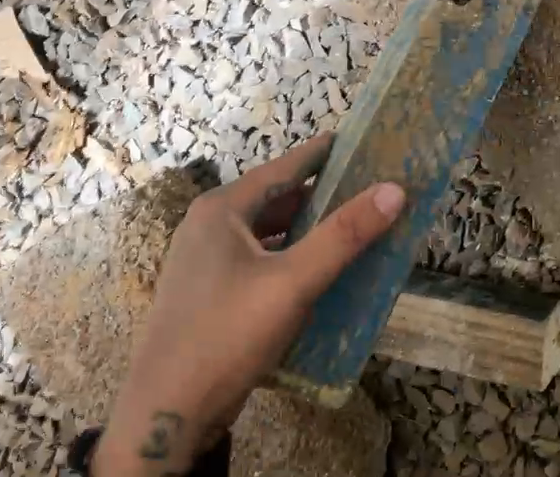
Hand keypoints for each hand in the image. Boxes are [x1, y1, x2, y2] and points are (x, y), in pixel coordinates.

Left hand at [91, 135, 405, 475]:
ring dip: (312, 229)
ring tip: (360, 226)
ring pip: (272, 232)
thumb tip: (395, 190)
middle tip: (375, 189)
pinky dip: (295, 257)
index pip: (286, 166)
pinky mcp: (211, 293)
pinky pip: (263, 259)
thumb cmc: (225, 335)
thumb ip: (344, 235)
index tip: (368, 142)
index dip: (328, 153)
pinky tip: (325, 269)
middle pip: (279, 198)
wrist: (164, 418)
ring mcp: (207, 262)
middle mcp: (210, 226)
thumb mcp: (293, 282)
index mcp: (222, 210)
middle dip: (326, 194)